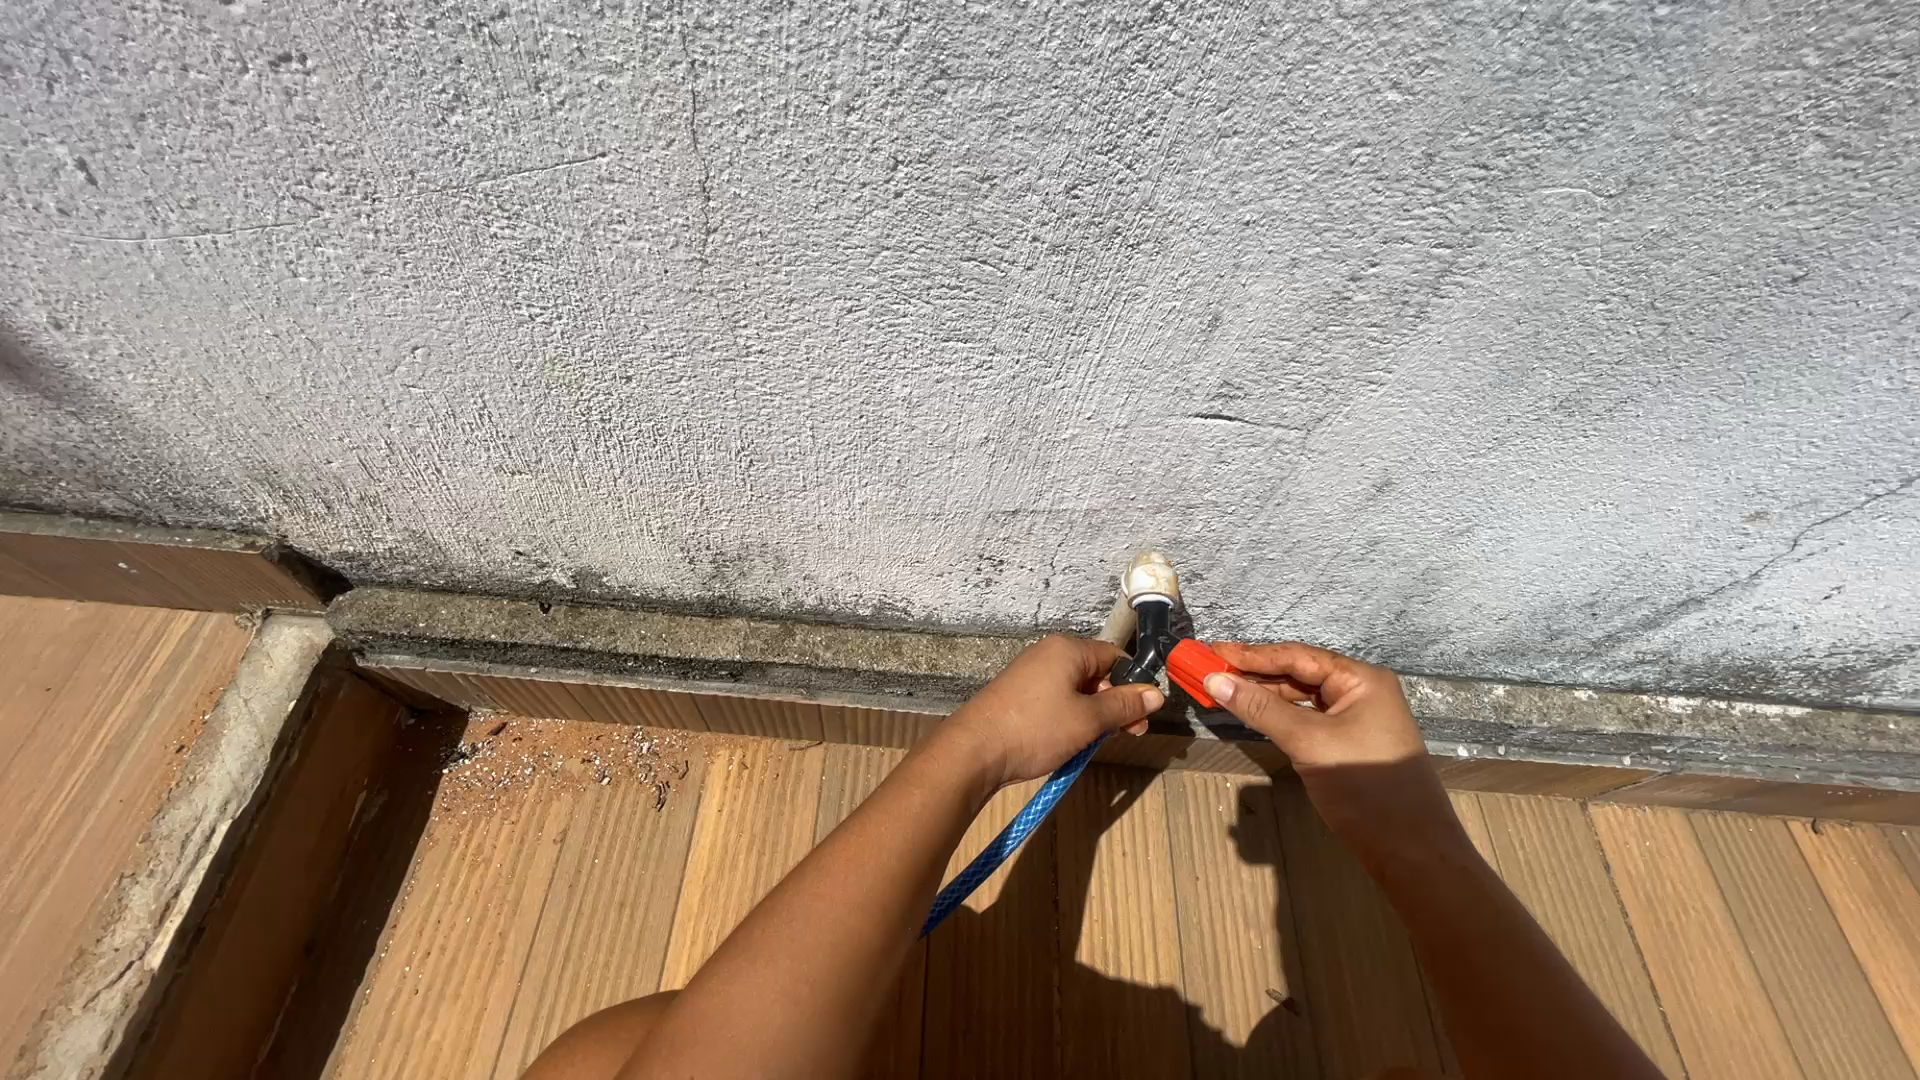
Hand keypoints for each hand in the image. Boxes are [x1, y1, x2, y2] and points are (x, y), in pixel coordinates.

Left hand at [942, 635, 1163, 788]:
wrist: (975, 749)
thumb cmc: (1035, 729)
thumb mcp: (1087, 720)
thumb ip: (1123, 706)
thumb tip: (1156, 693)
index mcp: (1067, 650)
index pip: (1114, 657)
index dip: (1132, 684)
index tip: (1142, 715)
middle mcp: (1048, 654)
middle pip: (1095, 673)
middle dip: (1113, 704)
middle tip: (1128, 734)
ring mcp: (1031, 673)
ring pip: (1076, 690)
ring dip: (1092, 714)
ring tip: (1096, 742)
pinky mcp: (1019, 694)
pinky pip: (1056, 699)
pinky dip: (1070, 717)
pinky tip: (1072, 741)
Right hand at [1202, 642, 1457, 856]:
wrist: (1411, 851)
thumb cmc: (1365, 786)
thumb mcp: (1308, 742)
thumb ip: (1259, 708)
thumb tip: (1213, 680)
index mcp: (1361, 680)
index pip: (1296, 655)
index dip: (1250, 654)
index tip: (1210, 651)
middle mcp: (1360, 691)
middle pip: (1297, 671)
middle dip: (1253, 672)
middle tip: (1209, 668)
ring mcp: (1355, 717)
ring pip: (1300, 695)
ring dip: (1262, 693)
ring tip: (1222, 689)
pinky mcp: (1348, 740)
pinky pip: (1306, 716)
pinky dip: (1277, 713)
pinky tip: (1252, 712)